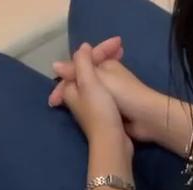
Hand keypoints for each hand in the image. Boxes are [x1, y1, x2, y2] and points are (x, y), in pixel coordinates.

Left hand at [51, 39, 169, 145]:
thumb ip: (83, 62)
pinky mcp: (103, 115)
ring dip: (108, 69)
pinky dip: (112, 82)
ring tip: (121, 59)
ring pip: (97, 81)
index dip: (95, 53)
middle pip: (88, 72)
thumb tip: (82, 49)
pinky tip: (122, 80)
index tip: (114, 45)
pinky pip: (106, 91)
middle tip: (119, 48)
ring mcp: (91, 107)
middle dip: (102, 59)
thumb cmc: (100, 110)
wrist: (113, 142)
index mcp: (71, 89)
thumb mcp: (89, 81)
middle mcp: (78, 98)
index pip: (80, 63)